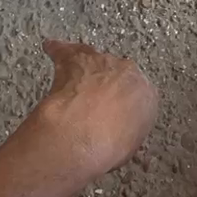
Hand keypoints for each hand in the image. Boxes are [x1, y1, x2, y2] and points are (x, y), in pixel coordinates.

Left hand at [27, 39, 158, 178]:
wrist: (84, 131)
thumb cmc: (108, 144)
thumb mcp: (128, 147)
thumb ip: (126, 134)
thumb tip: (118, 139)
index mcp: (145, 93)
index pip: (138, 94)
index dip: (123, 104)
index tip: (114, 113)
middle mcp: (125, 70)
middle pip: (116, 73)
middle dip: (105, 85)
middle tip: (92, 105)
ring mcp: (99, 61)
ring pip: (92, 60)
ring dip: (84, 71)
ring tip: (74, 86)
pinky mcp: (74, 57)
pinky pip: (65, 50)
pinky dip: (57, 50)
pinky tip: (50, 48)